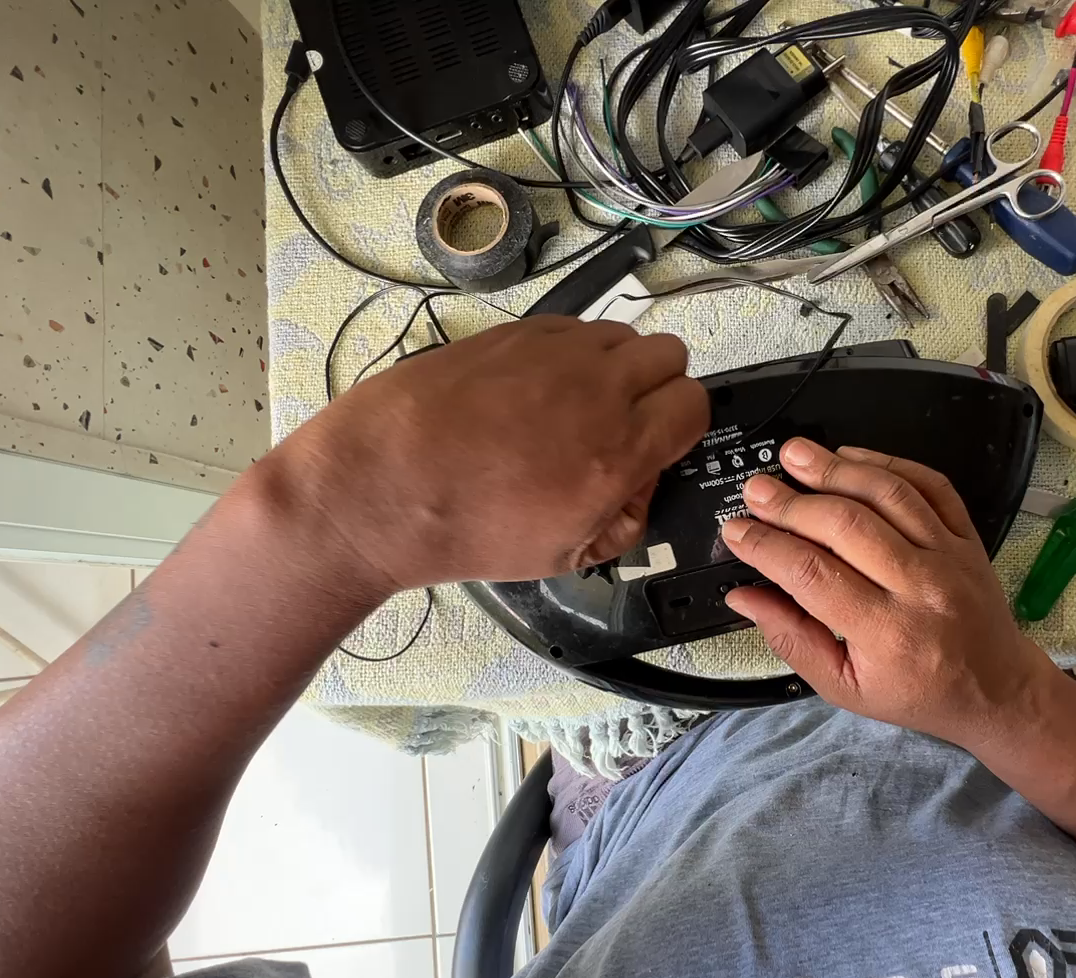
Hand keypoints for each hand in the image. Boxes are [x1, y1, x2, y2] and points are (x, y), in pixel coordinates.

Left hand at [247, 316, 707, 592]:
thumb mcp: (568, 554)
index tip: (661, 441)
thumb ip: (629, 517)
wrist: (380, 487)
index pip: (695, 404)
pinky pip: (574, 326)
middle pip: (672, 355)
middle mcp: (598, 389)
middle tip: (626, 419)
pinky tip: (538, 386)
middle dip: (660, 387)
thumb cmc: (472, 529)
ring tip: (579, 402)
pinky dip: (573, 352)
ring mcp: (555, 351)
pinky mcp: (515, 330)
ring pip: (624, 334)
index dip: (683, 425)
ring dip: (618, 365)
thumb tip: (643, 479)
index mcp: (619, 450)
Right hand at [720, 439, 1067, 748]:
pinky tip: (851, 455)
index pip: (813, 574)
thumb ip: (791, 639)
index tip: (736, 530)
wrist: (996, 688)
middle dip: (792, 503)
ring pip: (887, 494)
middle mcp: (922, 588)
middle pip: (846, 525)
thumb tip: (743, 596)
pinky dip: (888, 463)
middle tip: (756, 489)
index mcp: (888, 634)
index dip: (766, 546)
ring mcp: (949, 555)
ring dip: (836, 468)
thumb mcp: (844, 687)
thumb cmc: (917, 692)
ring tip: (794, 454)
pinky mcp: (966, 535)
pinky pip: (929, 484)